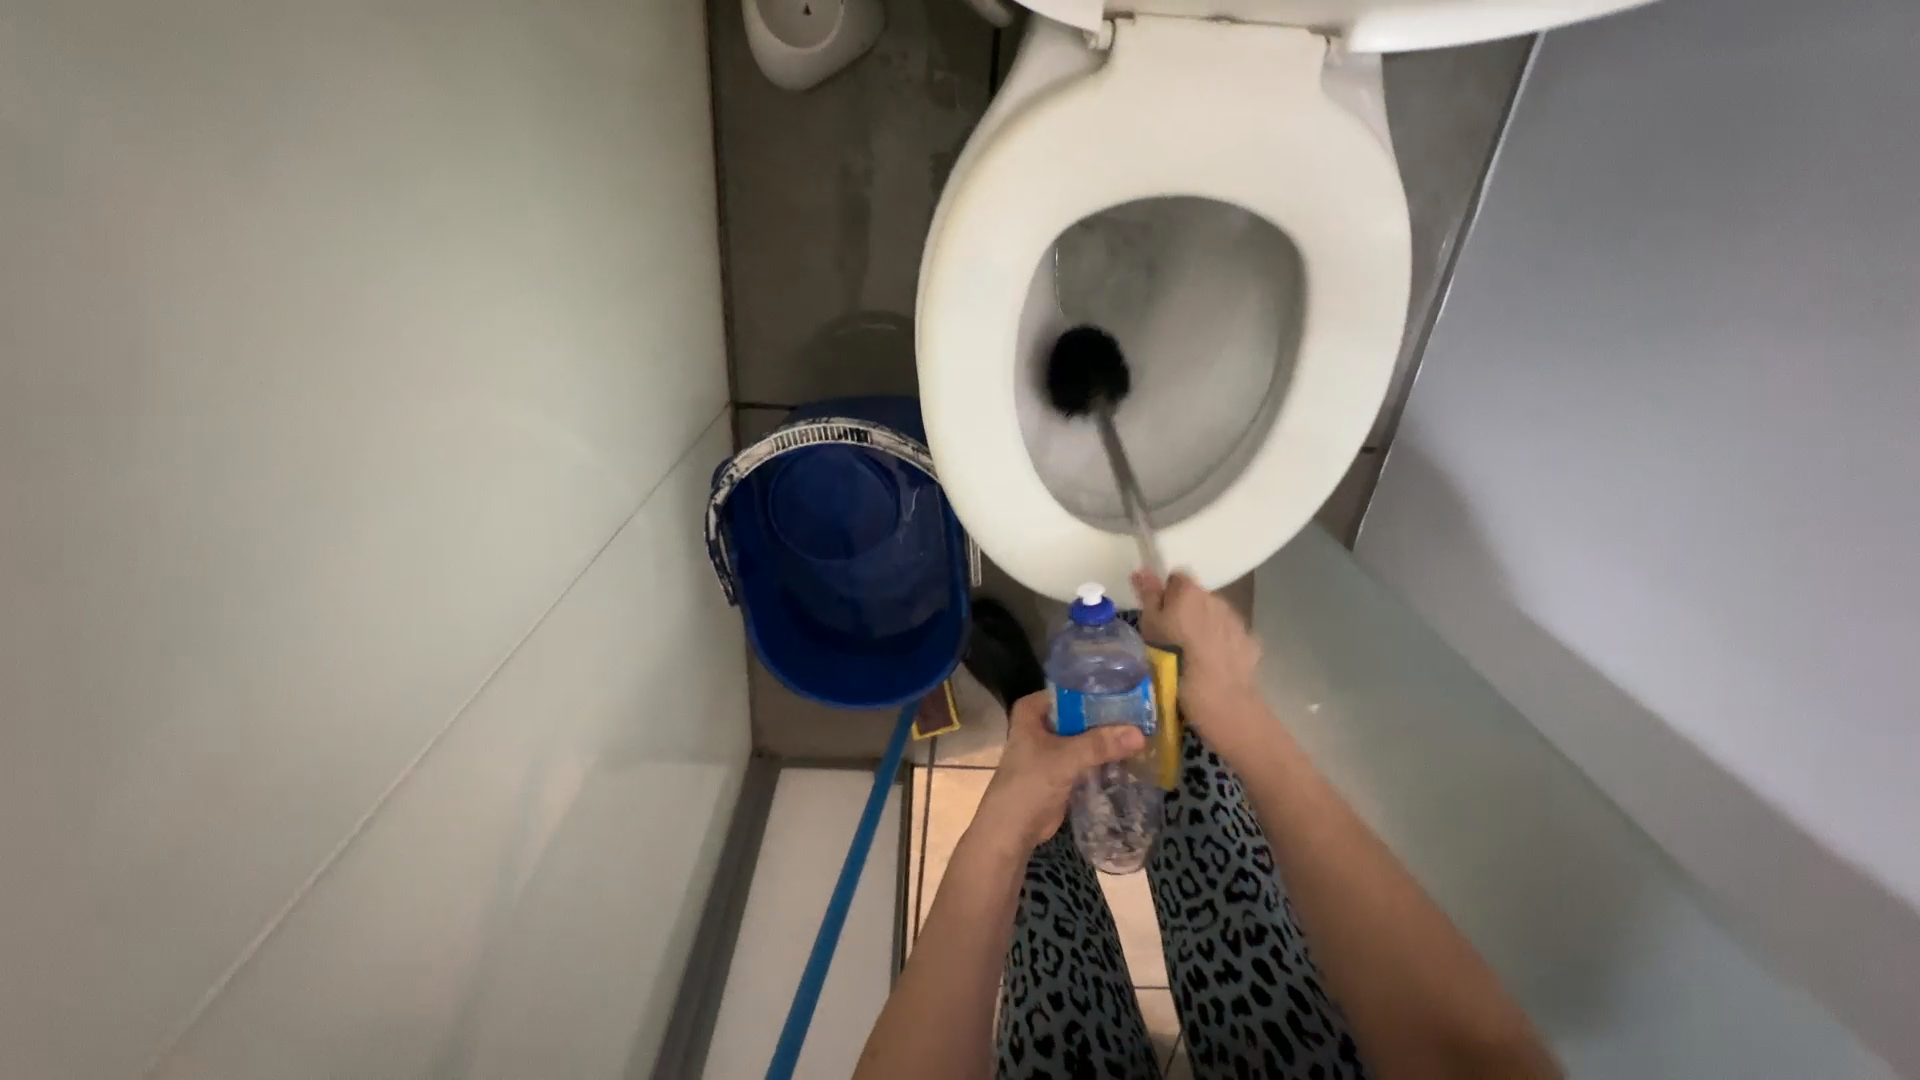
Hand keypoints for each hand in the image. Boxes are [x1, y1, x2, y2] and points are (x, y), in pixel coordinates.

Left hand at [973, 691, 1145, 852]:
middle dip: (1110, 716)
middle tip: (1147, 714)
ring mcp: (1053, 746)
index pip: (1072, 689)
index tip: (1134, 692)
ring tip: (1146, 732)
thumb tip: (1140, 733)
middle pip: (1082, 713)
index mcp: (1033, 709)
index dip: (1101, 691)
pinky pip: (1089, 756)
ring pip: (1087, 735)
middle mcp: (1042, 722)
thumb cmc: (1029, 785)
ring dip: (1110, 738)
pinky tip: (1133, 754)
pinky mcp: (1063, 768)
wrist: (1012, 831)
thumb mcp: (1064, 759)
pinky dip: (1106, 756)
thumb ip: (1100, 744)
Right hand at [1132, 569, 1269, 761]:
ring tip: (1192, 655)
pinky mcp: (1250, 643)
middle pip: (1197, 597)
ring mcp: (1236, 621)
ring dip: (1204, 627)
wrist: (1222, 700)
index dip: (1165, 593)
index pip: (1176, 578)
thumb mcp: (1151, 628)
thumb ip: (1148, 596)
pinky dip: (1221, 645)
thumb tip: (1142, 569)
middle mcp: (1216, 599)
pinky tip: (1213, 665)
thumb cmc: (1175, 662)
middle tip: (1170, 638)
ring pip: (1215, 616)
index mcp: (1189, 592)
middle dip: (1185, 611)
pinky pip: (1230, 636)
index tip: (1158, 615)